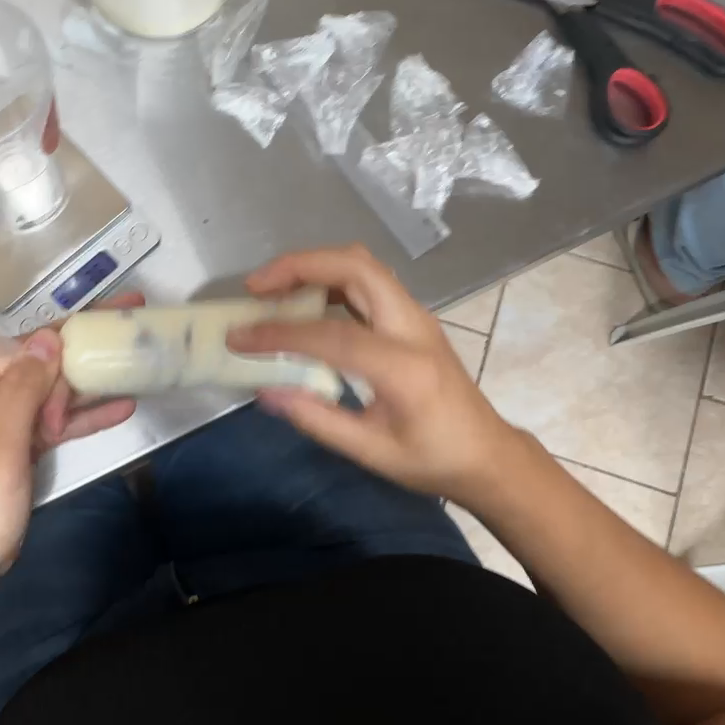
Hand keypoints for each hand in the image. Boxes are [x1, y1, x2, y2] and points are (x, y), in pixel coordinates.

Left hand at [0, 299, 140, 589]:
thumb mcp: (0, 445)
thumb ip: (25, 389)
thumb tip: (49, 337)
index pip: (28, 348)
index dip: (73, 336)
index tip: (117, 318)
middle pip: (43, 365)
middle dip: (86, 358)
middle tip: (138, 338)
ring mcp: (1, 422)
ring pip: (53, 393)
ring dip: (92, 386)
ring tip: (139, 363)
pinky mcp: (18, 447)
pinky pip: (55, 423)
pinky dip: (84, 417)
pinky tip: (122, 405)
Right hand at [227, 245, 517, 499]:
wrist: (486, 455)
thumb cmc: (431, 460)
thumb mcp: (370, 452)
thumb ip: (317, 419)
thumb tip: (265, 390)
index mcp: (404, 367)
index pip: (332, 334)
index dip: (279, 332)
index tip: (238, 338)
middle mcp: (413, 328)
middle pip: (355, 267)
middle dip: (299, 266)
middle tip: (255, 288)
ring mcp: (416, 317)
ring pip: (363, 265)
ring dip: (314, 266)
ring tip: (272, 290)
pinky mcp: (412, 318)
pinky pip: (368, 280)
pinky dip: (330, 278)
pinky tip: (303, 302)